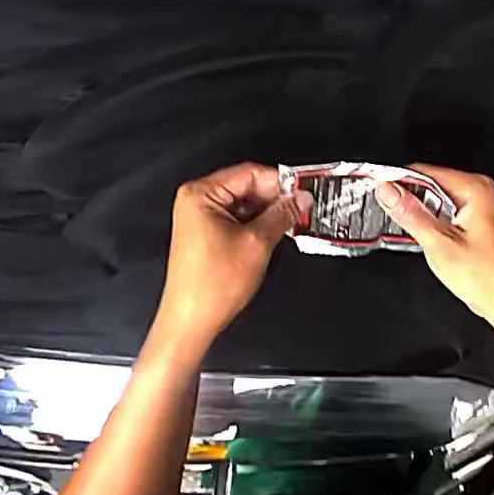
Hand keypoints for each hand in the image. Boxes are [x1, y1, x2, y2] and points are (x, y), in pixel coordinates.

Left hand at [154, 162, 308, 343]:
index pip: (248, 173)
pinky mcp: (203, 234)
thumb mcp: (257, 243)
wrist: (190, 321)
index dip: (279, 181)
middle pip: (245, 186)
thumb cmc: (212, 286)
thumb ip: (281, 215)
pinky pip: (234, 218)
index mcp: (201, 194)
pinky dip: (255, 224)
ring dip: (266, 212)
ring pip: (242, 203)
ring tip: (292, 222)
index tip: (303, 190)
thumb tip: (300, 198)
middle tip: (302, 208)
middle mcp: (195, 201)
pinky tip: (274, 233)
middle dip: (274, 198)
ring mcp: (197, 218)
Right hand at [375, 164, 493, 328]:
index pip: (423, 171)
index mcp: (474, 189)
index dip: (397, 184)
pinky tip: (427, 241)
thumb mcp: (439, 243)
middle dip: (408, 201)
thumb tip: (388, 190)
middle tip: (392, 220)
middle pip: (427, 183)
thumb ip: (410, 213)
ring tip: (414, 235)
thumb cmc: (489, 278)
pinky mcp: (473, 221)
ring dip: (418, 215)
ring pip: (433, 199)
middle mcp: (478, 192)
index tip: (379, 196)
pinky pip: (442, 212)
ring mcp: (477, 206)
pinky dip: (429, 223)